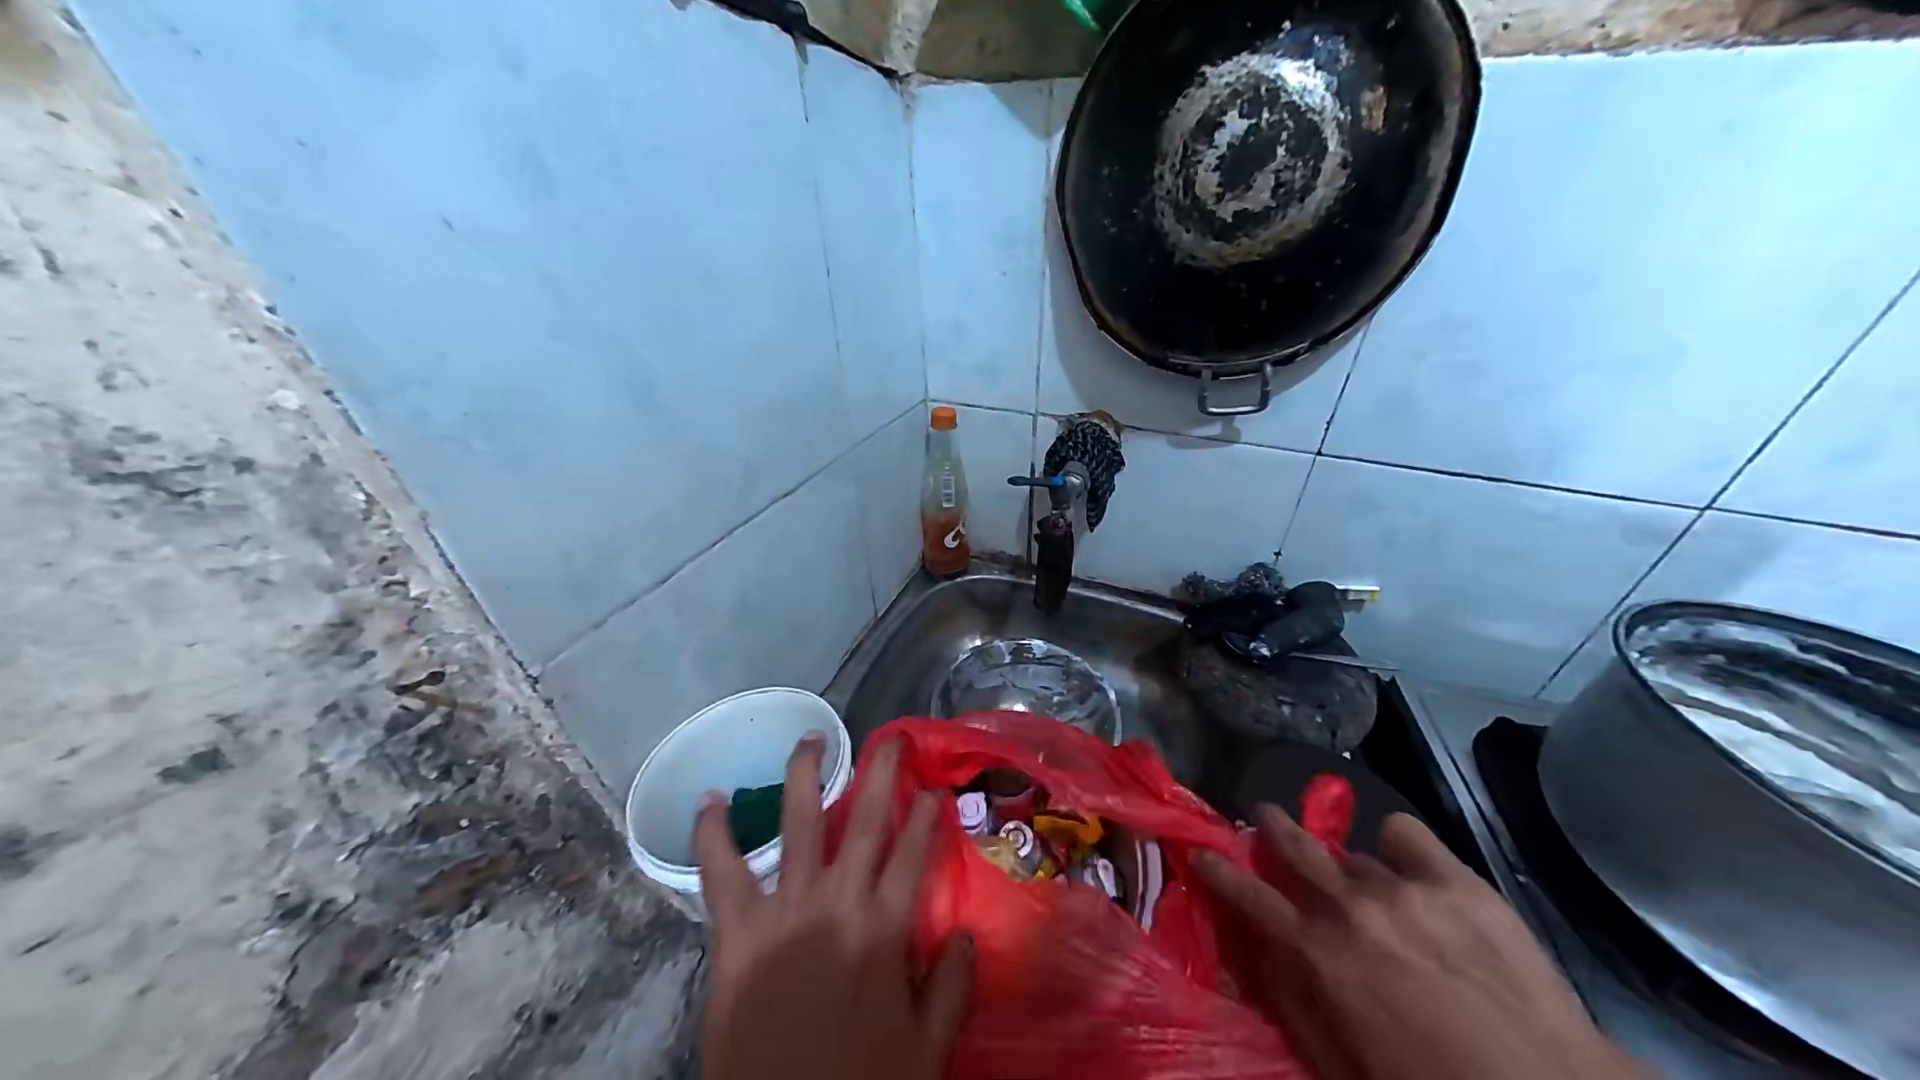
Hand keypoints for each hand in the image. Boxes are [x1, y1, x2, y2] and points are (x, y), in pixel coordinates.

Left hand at [696, 734, 973, 1079]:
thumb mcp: (926, 1051)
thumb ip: (952, 988)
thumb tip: (967, 935)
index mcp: (885, 928)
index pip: (915, 849)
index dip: (927, 812)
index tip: (934, 788)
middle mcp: (838, 902)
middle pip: (866, 818)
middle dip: (883, 770)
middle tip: (894, 738)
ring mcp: (784, 910)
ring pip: (798, 823)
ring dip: (806, 774)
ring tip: (812, 736)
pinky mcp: (737, 932)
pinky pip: (721, 872)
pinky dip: (714, 834)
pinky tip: (711, 799)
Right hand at [1194, 808, 1651, 1079]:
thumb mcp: (1337, 1061)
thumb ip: (1289, 999)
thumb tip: (1253, 951)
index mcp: (1316, 953)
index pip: (1246, 894)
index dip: (1216, 869)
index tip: (1200, 852)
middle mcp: (1349, 906)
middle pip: (1291, 844)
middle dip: (1270, 827)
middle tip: (1265, 819)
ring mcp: (1402, 887)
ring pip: (1348, 850)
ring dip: (1340, 861)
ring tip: (1356, 877)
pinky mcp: (1456, 880)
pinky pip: (1404, 831)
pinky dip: (1396, 844)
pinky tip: (1406, 865)